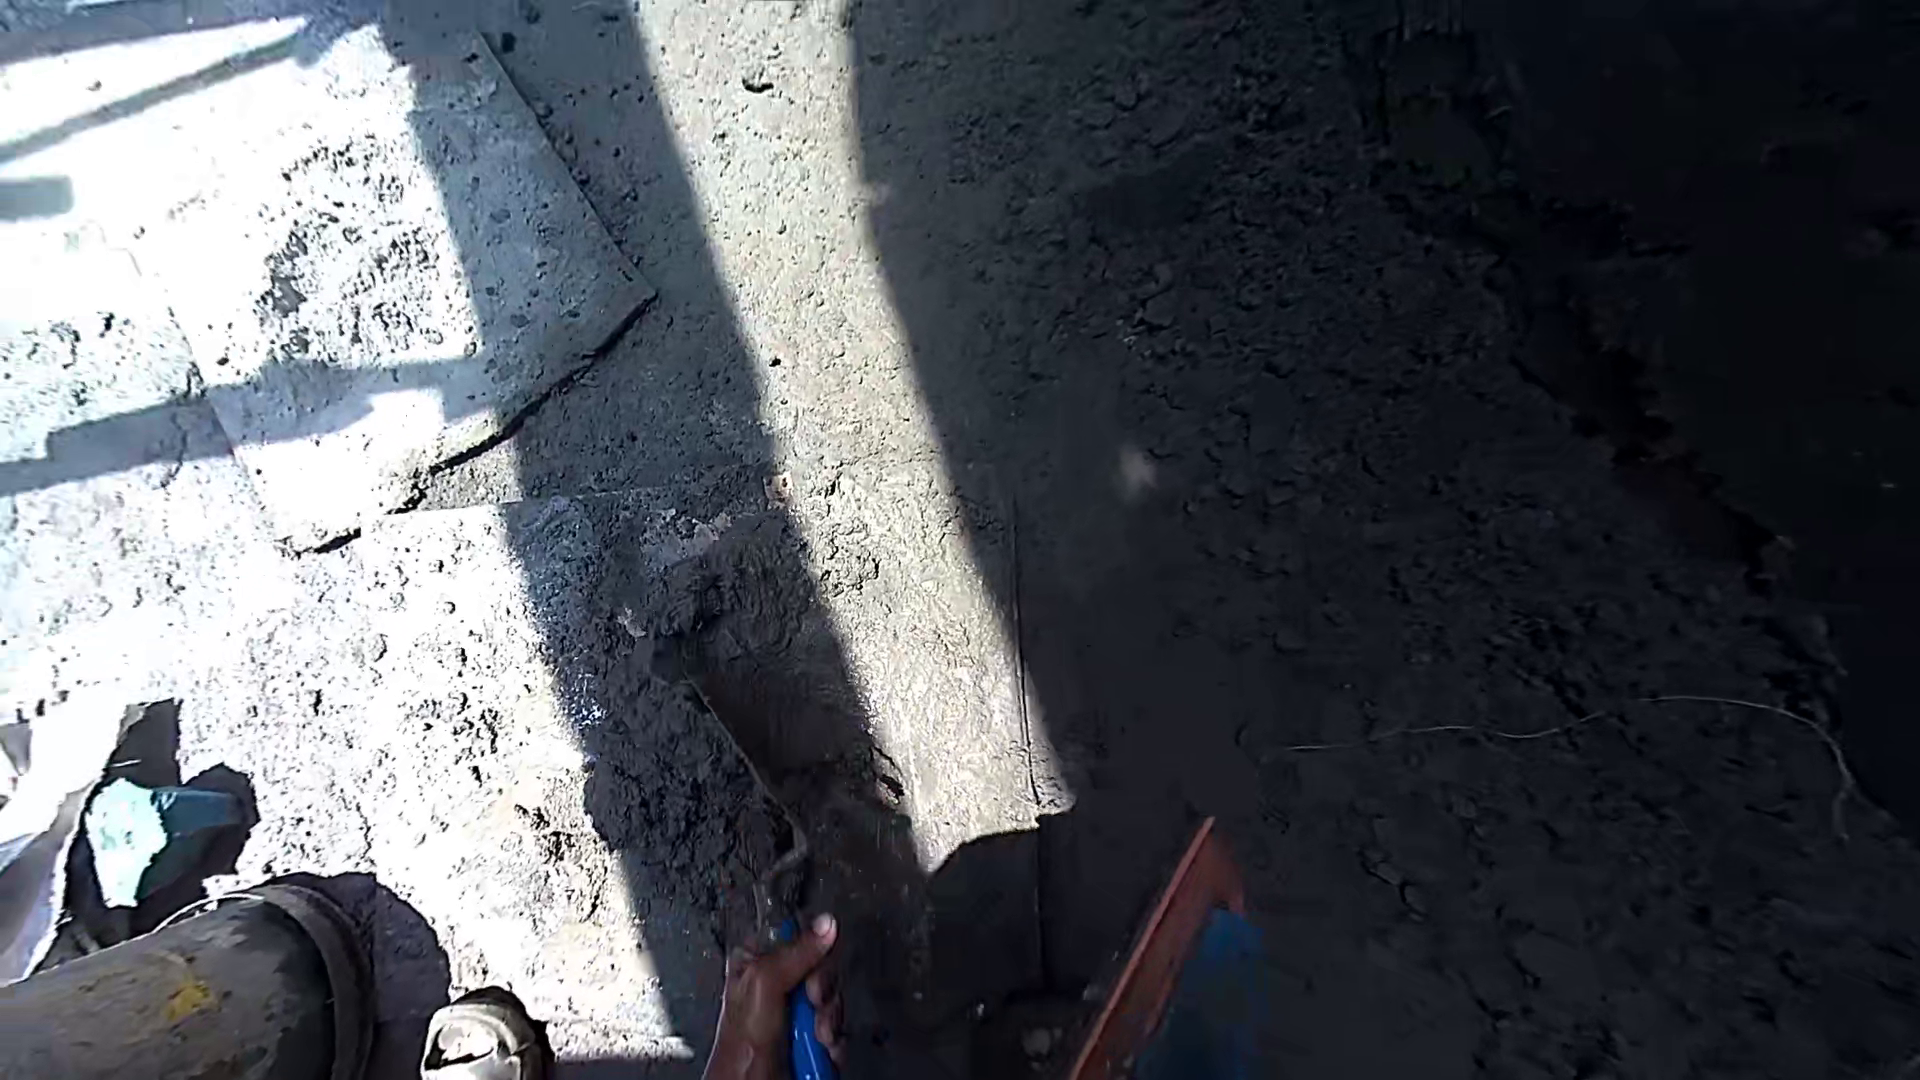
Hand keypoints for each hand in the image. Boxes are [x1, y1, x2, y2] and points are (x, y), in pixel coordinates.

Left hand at [703, 913, 844, 1079]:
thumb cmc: (741, 1049)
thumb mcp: (764, 985)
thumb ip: (796, 952)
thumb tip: (827, 924)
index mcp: (758, 963)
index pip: (798, 934)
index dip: (812, 946)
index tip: (813, 961)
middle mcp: (779, 984)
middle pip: (822, 964)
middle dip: (824, 986)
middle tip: (812, 1001)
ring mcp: (796, 1012)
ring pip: (833, 995)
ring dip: (830, 1017)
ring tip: (815, 1034)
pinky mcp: (812, 1038)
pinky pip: (839, 1025)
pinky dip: (834, 1039)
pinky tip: (821, 1048)